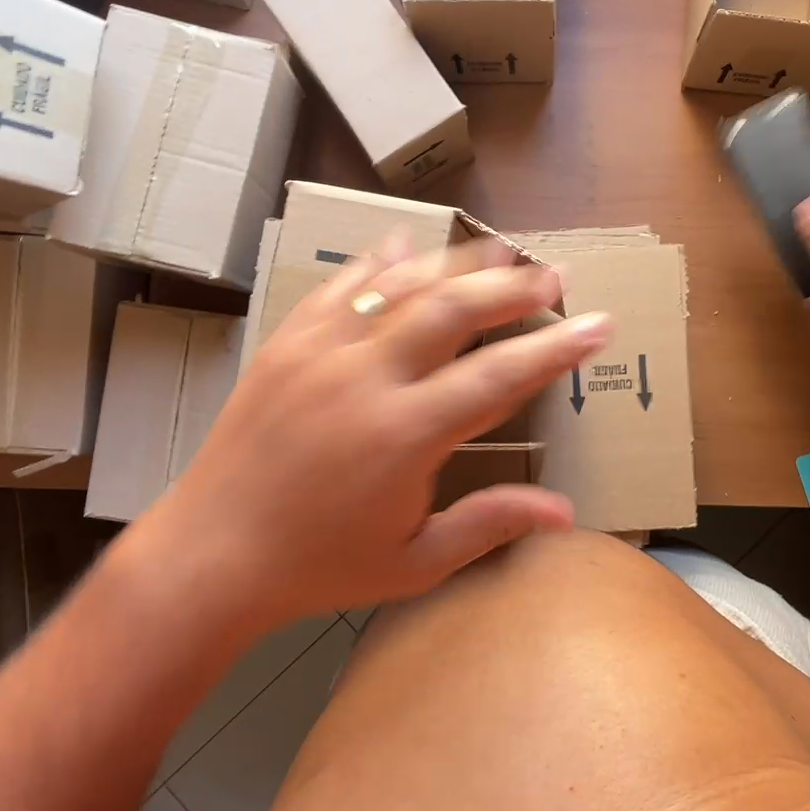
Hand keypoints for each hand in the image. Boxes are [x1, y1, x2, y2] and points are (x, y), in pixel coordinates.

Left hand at [141, 236, 613, 625]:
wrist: (212, 555)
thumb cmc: (319, 566)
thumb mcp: (415, 561)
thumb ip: (489, 523)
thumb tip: (565, 511)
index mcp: (406, 435)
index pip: (500, 376)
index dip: (556, 348)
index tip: (597, 325)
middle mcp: (367, 379)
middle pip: (454, 310)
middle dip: (512, 288)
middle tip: (552, 276)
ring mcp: (320, 354)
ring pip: (400, 287)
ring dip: (455, 264)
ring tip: (498, 251)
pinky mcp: (286, 345)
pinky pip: (337, 289)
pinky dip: (375, 263)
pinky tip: (403, 244)